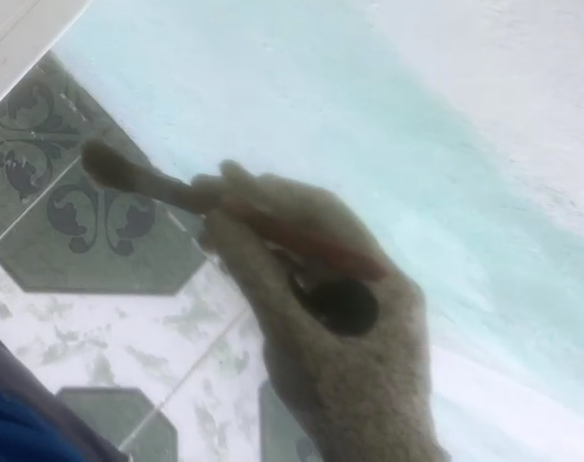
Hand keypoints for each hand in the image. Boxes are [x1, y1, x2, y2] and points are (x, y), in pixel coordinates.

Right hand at [195, 163, 443, 461]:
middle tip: (204, 192)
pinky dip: (265, 261)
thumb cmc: (343, 402)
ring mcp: (361, 302)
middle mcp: (375, 281)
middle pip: (310, 228)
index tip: (221, 180)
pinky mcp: (343, 320)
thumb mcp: (291, 334)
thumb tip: (217, 216)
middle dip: (255, 208)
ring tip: (208, 227)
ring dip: (255, 234)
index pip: (321, 213)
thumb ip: (255, 272)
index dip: (268, 193)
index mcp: (380, 279)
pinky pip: (301, 276)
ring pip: (302, 250)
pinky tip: (233, 258)